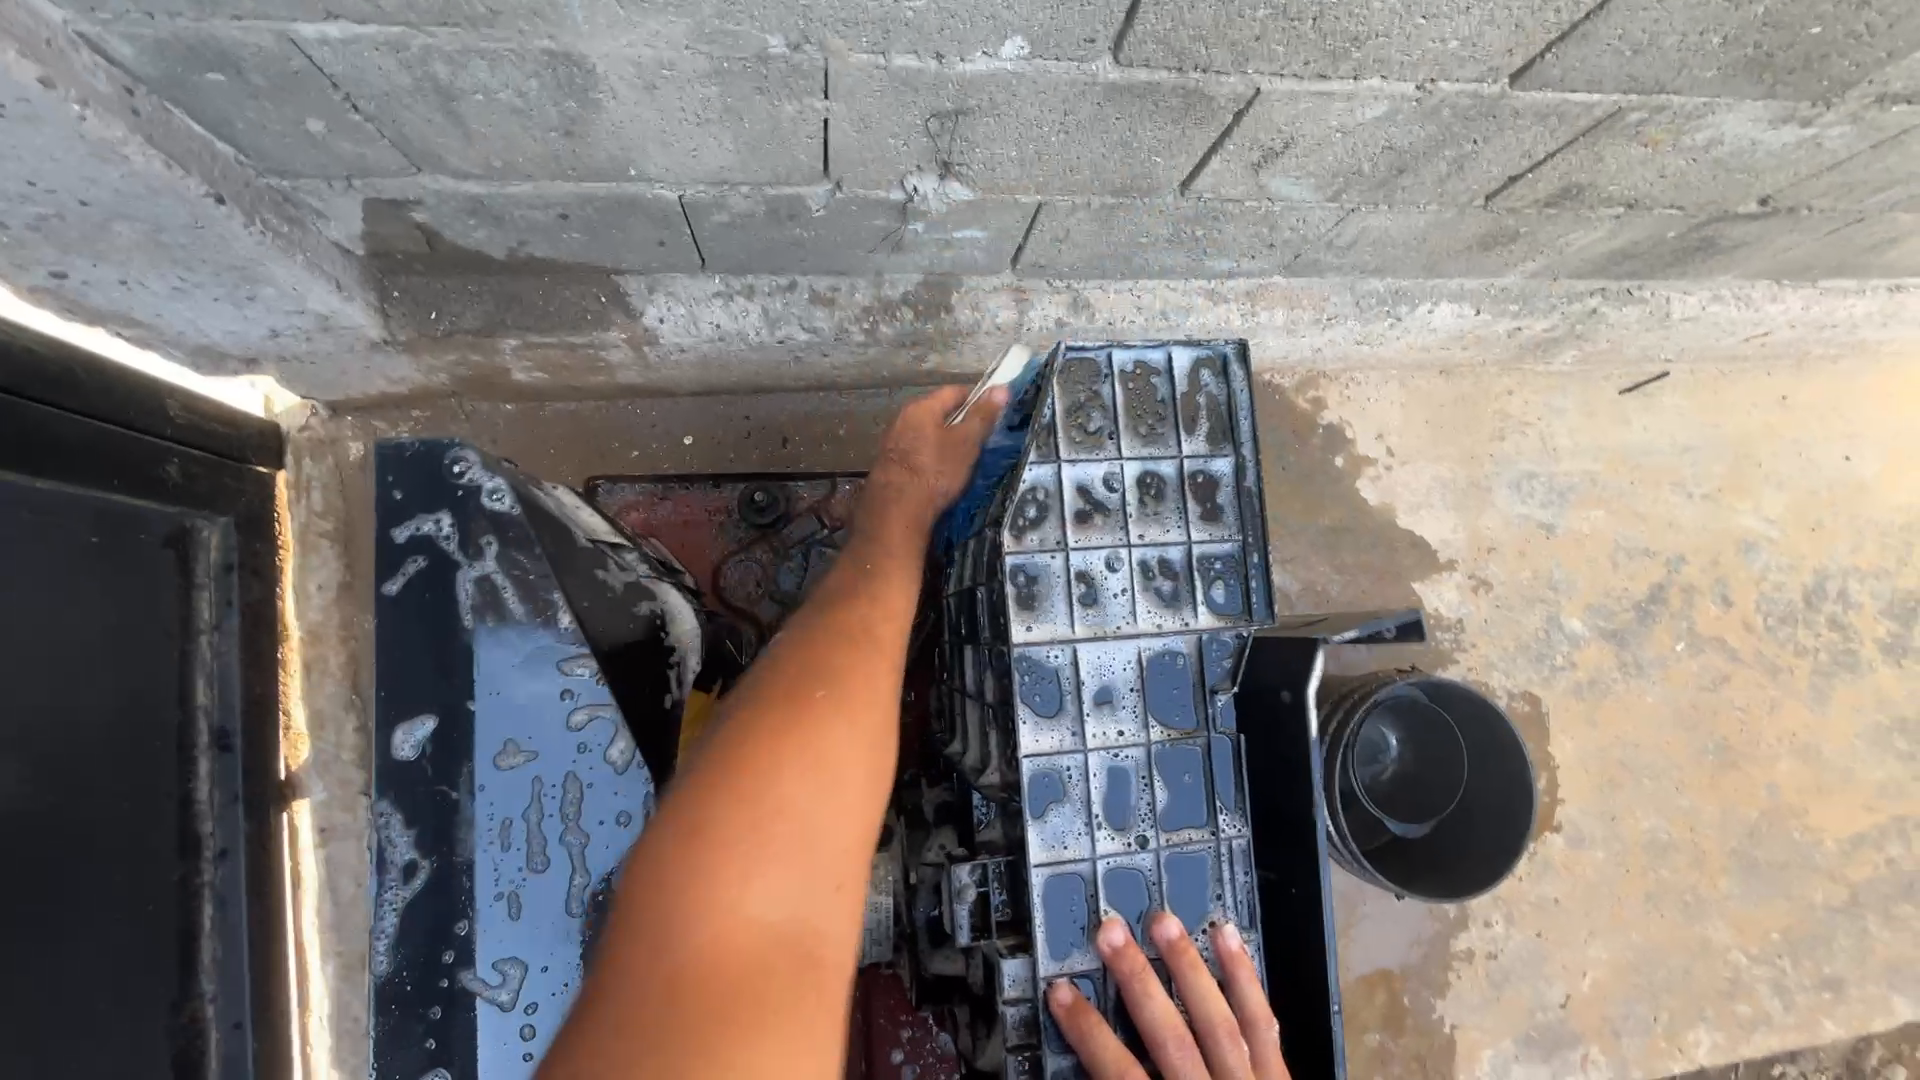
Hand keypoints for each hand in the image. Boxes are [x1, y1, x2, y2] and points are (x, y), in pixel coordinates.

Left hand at [858, 383, 1007, 536]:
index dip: (975, 399)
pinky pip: (913, 452)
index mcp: (922, 407)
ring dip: (941, 440)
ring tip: (960, 457)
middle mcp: (902, 418)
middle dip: (958, 421)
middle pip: (936, 412)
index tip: (990, 412)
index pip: (954, 391)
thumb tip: (1001, 388)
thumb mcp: (967, 443)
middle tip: (978, 438)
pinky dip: (927, 457)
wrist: (896, 511)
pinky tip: (937, 473)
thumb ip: (983, 416)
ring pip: (923, 433)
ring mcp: (891, 441)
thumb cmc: (936, 472)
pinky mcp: (887, 464)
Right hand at [1046, 913, 1288, 1079]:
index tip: (1060, 991)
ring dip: (1188, 967)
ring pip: (1218, 1022)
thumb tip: (1085, 1076)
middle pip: (1171, 1038)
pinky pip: (1264, 1024)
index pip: (1122, 1077)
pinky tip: (1226, 934)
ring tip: (1162, 920)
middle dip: (1138, 981)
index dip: (1089, 1033)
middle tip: (1109, 930)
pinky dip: (1245, 977)